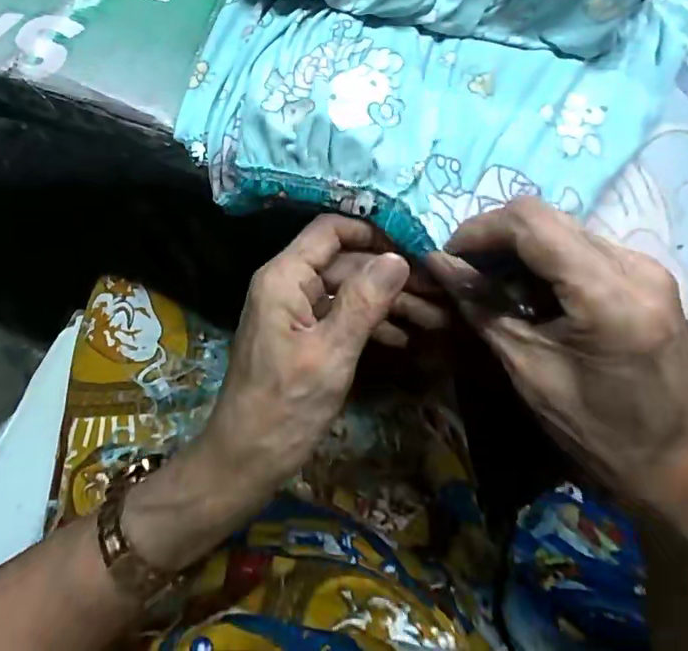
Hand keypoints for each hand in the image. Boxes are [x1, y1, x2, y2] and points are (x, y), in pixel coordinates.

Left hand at [201, 216, 417, 492]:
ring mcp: (292, 310)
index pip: (329, 230)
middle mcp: (285, 284)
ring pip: (345, 289)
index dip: (372, 233)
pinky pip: (338, 314)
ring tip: (437, 320)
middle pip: (343, 261)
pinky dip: (369, 322)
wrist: (246, 456)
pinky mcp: (300, 335)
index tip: (417, 248)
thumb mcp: (332, 352)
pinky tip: (405, 338)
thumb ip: (363, 302)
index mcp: (284, 277)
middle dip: (390, 274)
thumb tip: (397, 258)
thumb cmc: (286, 405)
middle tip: (441, 294)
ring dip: (387, 301)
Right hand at [428, 197, 687, 517]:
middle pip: (543, 216)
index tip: (448, 259)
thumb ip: (480, 305)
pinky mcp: (646, 277)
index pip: (530, 222)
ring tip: (493, 284)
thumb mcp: (527, 368)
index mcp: (609, 295)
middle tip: (464, 271)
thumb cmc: (598, 432)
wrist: (681, 472)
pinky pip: (579, 245)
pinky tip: (530, 292)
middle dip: (493, 236)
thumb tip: (435, 261)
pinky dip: (542, 258)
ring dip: (516, 246)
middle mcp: (635, 267)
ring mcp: (646, 268)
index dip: (478, 230)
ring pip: (559, 226)